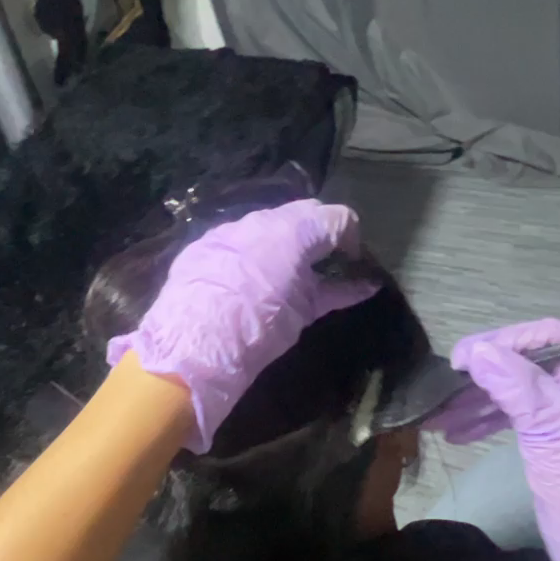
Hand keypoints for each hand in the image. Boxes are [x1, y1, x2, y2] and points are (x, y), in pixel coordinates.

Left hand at [107, 198, 377, 451]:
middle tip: (324, 263)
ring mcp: (228, 232)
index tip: (352, 261)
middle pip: (300, 213)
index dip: (350, 236)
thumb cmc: (258, 329)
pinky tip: (250, 276)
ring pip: (266, 224)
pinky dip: (251, 252)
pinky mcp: (201, 247)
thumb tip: (366, 285)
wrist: (194, 347)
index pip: (335, 217)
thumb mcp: (304, 311)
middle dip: (316, 233)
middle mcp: (260, 222)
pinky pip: (235, 240)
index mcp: (292, 232)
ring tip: (287, 272)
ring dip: (282, 241)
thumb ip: (335, 291)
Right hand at [434, 319, 559, 560]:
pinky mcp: (549, 438)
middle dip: (481, 374)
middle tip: (441, 388)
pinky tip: (455, 434)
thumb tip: (475, 351)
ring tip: (436, 417)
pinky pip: (512, 416)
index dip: (502, 341)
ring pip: (512, 391)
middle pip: (524, 362)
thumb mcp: (549, 431)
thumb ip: (514, 385)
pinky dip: (483, 421)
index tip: (460, 358)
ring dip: (474, 401)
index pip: (546, 336)